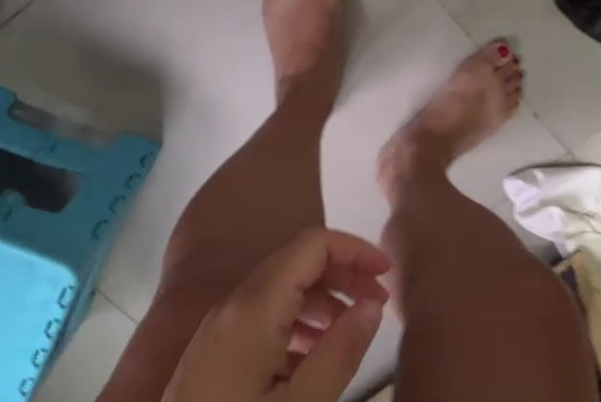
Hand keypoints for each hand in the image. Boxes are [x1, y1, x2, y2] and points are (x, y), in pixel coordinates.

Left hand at [163, 228, 391, 401]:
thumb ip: (341, 352)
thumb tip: (372, 304)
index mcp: (255, 306)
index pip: (313, 244)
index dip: (356, 250)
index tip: (388, 276)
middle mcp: (233, 304)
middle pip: (298, 261)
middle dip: (343, 274)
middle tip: (379, 305)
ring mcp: (218, 328)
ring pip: (280, 289)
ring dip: (322, 300)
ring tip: (353, 332)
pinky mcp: (212, 353)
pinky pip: (263, 317)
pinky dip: (297, 322)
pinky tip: (314, 357)